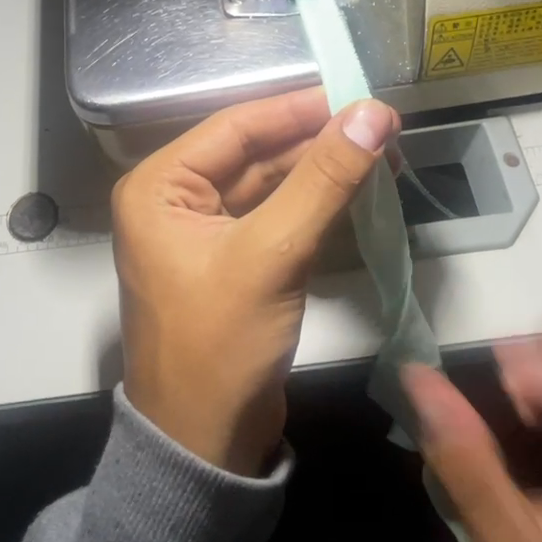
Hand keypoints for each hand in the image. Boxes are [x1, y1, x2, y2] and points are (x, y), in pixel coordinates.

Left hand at [112, 88, 398, 475]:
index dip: (300, 107)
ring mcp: (205, 231)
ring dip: (321, 169)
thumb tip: (373, 112)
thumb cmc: (219, 346)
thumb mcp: (272, 255)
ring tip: (382, 152)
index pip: (236, 126)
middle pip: (254, 151)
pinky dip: (315, 202)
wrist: (204, 447)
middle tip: (382, 126)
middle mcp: (175, 199)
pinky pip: (276, 214)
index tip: (360, 94)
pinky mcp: (233, 260)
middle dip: (316, 139)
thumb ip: (323, 180)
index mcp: (159, 186)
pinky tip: (357, 189)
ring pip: (269, 182)